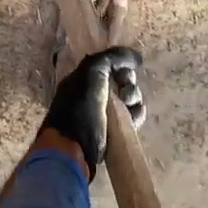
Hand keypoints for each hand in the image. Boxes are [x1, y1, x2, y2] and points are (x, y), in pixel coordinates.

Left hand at [40, 46, 144, 172]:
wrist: (72, 150)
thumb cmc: (79, 109)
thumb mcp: (91, 74)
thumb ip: (111, 58)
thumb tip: (135, 57)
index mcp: (83, 79)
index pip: (108, 64)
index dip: (120, 64)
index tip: (125, 71)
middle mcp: (93, 94)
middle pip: (121, 81)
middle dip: (129, 82)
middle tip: (126, 90)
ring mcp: (103, 114)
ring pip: (129, 99)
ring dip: (134, 98)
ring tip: (128, 105)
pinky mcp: (114, 133)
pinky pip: (132, 118)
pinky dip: (136, 115)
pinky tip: (133, 118)